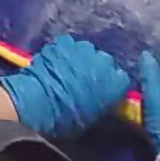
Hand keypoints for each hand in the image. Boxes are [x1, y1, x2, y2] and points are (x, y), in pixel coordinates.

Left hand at [0, 35, 130, 139]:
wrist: (38, 101)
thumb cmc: (68, 118)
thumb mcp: (94, 119)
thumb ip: (106, 108)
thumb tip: (109, 106)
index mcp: (116, 82)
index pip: (121, 79)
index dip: (111, 85)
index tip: (104, 90)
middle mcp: (103, 61)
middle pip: (105, 62)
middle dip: (97, 69)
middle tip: (85, 80)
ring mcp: (83, 48)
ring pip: (87, 50)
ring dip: (81, 58)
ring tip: (69, 69)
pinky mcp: (63, 41)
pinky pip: (68, 45)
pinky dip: (64, 51)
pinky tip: (56, 60)